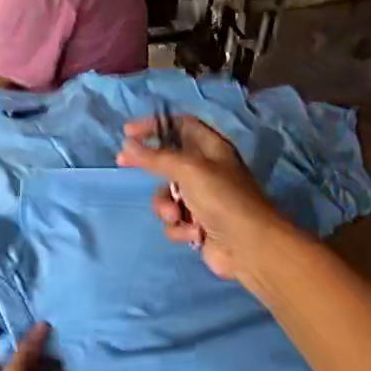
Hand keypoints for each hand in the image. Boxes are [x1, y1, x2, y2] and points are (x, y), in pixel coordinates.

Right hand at [116, 115, 300, 283]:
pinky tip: (194, 233)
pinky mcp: (196, 225)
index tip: (129, 132)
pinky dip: (179, 228)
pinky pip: (173, 221)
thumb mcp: (188, 170)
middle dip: (149, 167)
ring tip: (178, 216)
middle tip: (123, 163)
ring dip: (166, 208)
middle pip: (168, 161)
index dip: (156, 125)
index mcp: (212, 149)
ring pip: (166, 197)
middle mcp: (206, 171)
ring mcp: (200, 200)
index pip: (181, 126)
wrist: (246, 245)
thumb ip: (156, 157)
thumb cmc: (222, 199)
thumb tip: (127, 146)